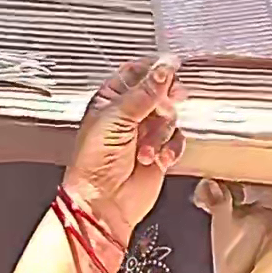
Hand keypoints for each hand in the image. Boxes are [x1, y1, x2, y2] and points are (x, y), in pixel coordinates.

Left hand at [63, 58, 185, 237]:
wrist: (102, 205)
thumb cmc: (95, 162)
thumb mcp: (118, 117)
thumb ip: (146, 91)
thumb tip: (165, 67)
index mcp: (112, 98)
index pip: (138, 71)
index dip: (155, 69)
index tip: (171, 67)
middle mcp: (129, 113)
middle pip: (159, 92)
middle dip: (164, 101)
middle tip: (166, 105)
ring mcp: (145, 132)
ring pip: (170, 116)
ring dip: (161, 132)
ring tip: (146, 149)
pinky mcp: (159, 152)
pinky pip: (177, 139)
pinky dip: (170, 148)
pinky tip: (158, 158)